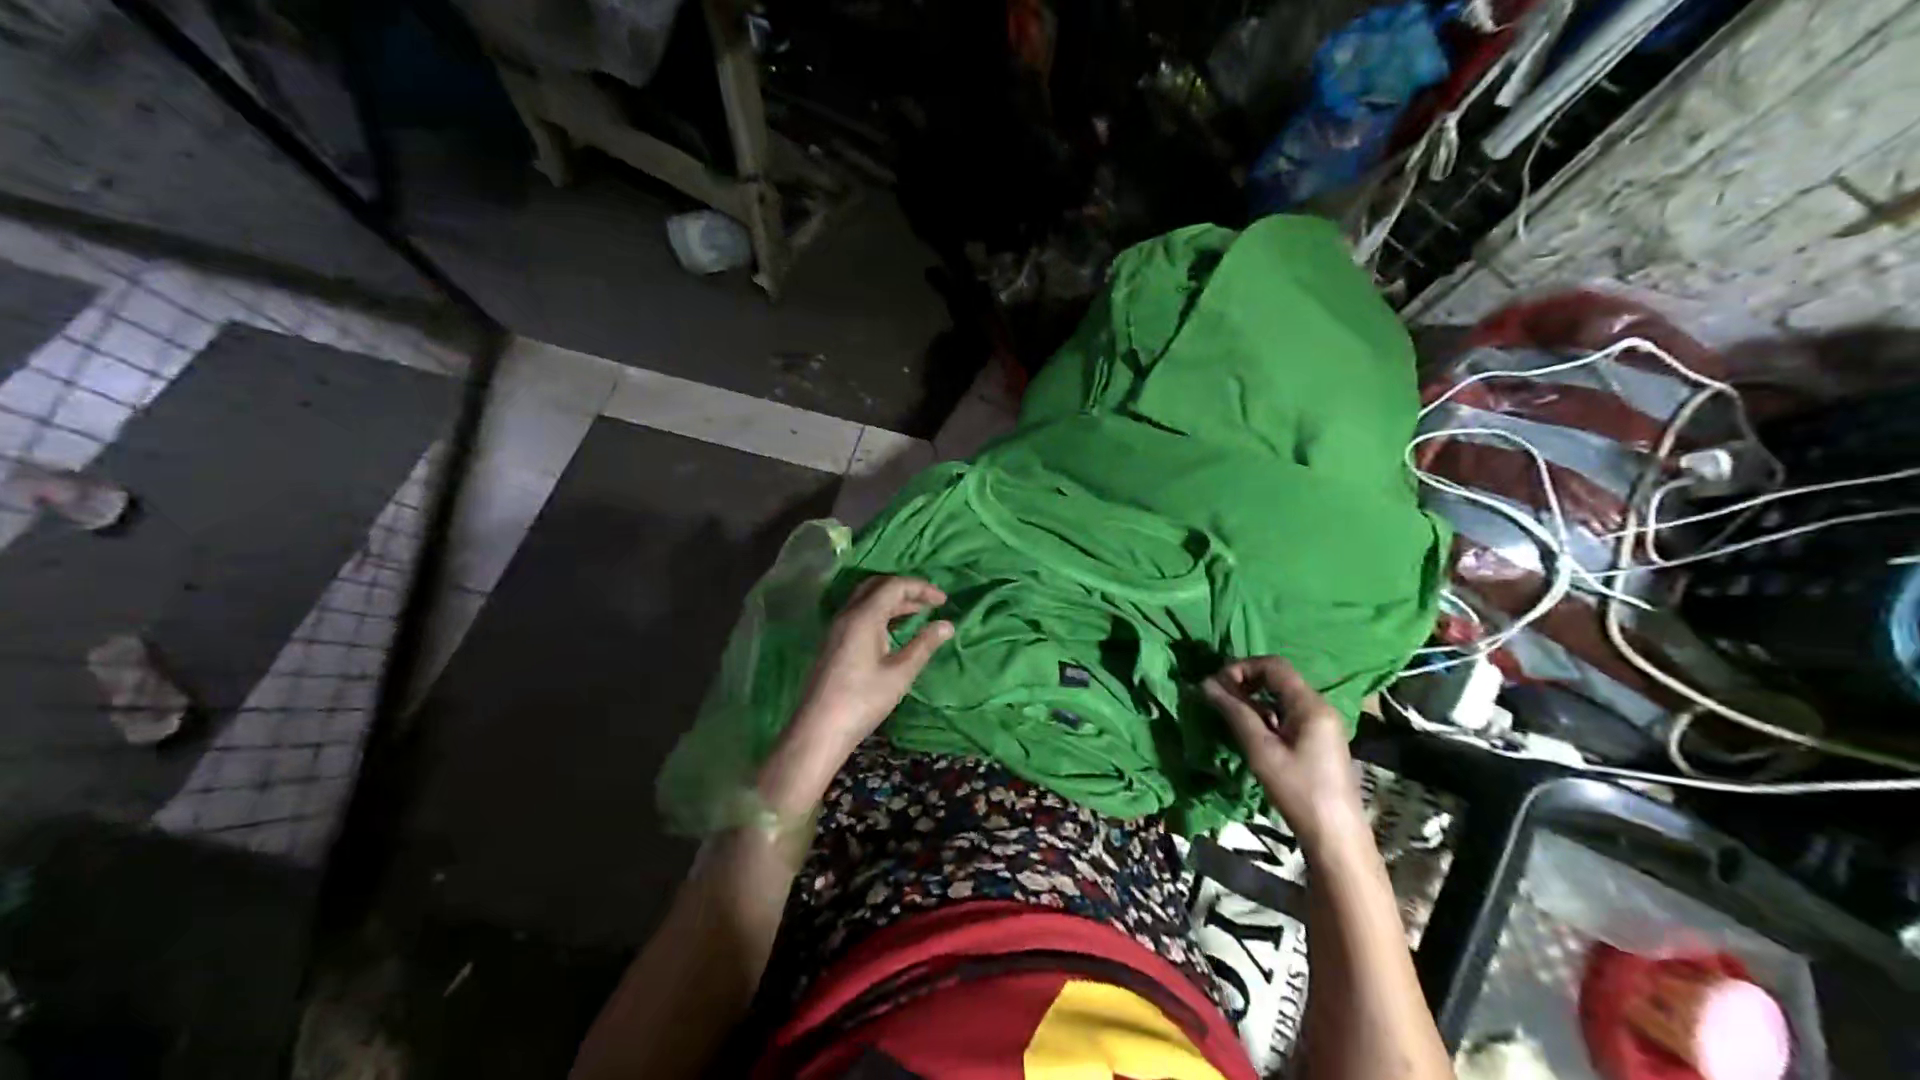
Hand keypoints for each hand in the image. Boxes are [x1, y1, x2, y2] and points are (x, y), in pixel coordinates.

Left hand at [789, 576, 952, 757]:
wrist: (819, 729)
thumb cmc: (862, 700)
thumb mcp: (900, 673)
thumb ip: (924, 645)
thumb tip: (947, 625)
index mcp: (863, 616)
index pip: (894, 586)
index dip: (921, 588)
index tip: (944, 601)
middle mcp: (847, 614)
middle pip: (878, 586)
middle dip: (906, 589)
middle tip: (930, 602)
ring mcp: (837, 628)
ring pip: (867, 599)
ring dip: (893, 601)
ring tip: (918, 614)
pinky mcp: (834, 641)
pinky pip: (859, 613)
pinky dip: (881, 612)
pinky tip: (894, 630)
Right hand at [1203, 656, 1365, 848]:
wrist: (1335, 835)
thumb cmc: (1297, 790)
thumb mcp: (1261, 749)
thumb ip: (1234, 712)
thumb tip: (1206, 684)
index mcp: (1310, 705)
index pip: (1273, 666)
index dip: (1241, 667)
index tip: (1217, 685)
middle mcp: (1320, 707)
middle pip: (1279, 678)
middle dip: (1246, 682)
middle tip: (1219, 699)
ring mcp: (1323, 724)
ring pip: (1282, 697)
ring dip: (1254, 699)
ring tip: (1231, 717)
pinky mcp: (1320, 740)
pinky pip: (1289, 714)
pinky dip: (1267, 715)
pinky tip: (1253, 734)